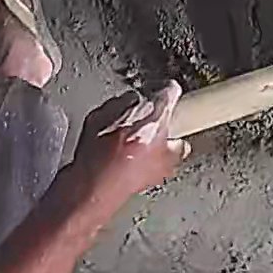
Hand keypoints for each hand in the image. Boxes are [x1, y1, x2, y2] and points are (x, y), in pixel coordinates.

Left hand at [58, 82, 190, 218]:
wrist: (96, 182)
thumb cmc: (130, 173)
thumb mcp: (165, 167)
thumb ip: (177, 150)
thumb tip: (179, 147)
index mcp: (156, 112)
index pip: (170, 90)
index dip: (172, 94)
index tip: (173, 97)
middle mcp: (134, 104)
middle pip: (146, 99)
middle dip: (147, 112)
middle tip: (148, 131)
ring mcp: (112, 108)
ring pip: (125, 104)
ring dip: (127, 116)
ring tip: (127, 140)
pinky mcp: (94, 116)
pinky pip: (106, 113)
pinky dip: (108, 123)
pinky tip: (109, 143)